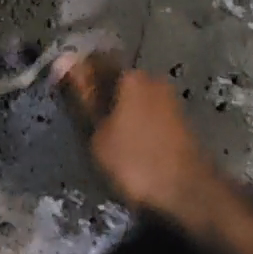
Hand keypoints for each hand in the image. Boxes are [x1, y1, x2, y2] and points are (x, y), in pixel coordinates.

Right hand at [55, 47, 214, 215]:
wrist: (190, 193)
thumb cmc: (136, 162)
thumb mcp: (98, 134)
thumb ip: (81, 96)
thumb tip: (63, 60)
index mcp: (131, 76)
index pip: (95, 62)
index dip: (76, 78)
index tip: (63, 96)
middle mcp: (152, 79)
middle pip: (116, 80)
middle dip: (99, 95)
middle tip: (82, 122)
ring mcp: (169, 99)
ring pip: (132, 98)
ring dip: (117, 111)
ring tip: (102, 138)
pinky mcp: (179, 121)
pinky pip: (146, 113)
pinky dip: (133, 124)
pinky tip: (126, 145)